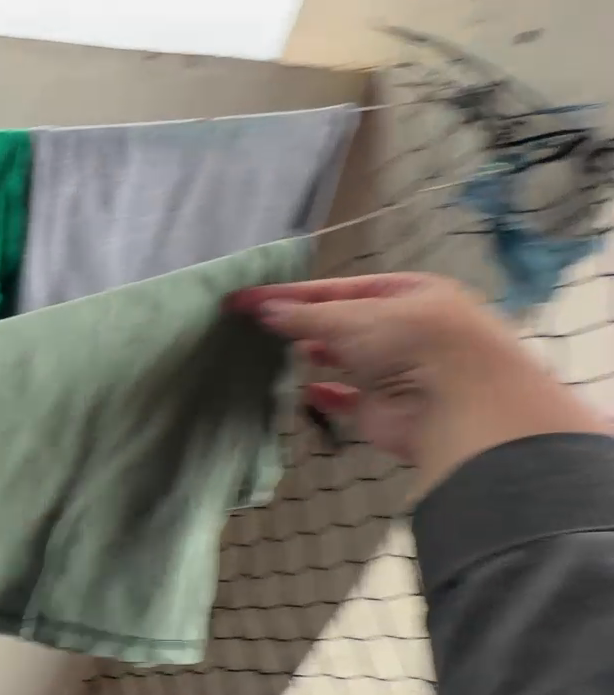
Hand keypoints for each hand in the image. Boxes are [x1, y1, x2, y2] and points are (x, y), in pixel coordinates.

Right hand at [228, 273, 604, 490]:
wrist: (456, 406)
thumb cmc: (412, 344)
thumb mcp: (353, 317)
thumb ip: (303, 315)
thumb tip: (261, 310)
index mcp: (407, 294)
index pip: (334, 288)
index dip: (284, 294)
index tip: (237, 300)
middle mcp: (404, 327)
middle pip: (339, 321)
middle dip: (299, 323)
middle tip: (251, 327)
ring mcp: (394, 367)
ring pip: (341, 357)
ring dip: (310, 355)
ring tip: (270, 354)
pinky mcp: (381, 404)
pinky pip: (343, 396)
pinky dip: (321, 394)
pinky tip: (300, 392)